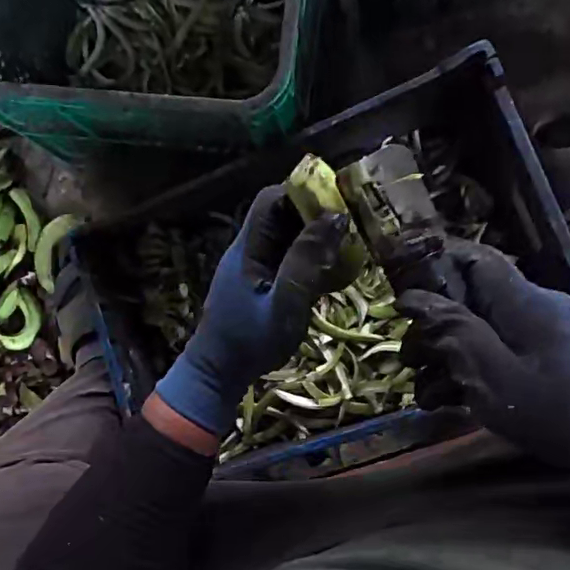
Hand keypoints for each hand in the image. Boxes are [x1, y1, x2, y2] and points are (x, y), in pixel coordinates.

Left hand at [153, 185, 351, 434]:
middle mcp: (250, 249)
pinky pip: (288, 258)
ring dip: (317, 238)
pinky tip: (333, 274)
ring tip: (348, 249)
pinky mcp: (261, 282)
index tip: (337, 203)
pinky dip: (311, 260)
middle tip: (352, 227)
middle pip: (283, 215)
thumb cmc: (249, 343)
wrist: (218, 375)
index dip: (303, 194)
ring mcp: (254, 266)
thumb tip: (335, 218)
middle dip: (317, 215)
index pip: (271, 199)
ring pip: (288, 236)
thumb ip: (306, 263)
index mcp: (248, 247)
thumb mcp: (283, 305)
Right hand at [397, 240, 569, 535]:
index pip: (475, 259)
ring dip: (459, 352)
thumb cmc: (565, 415)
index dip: (436, 265)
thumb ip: (458, 335)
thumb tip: (417, 299)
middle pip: (480, 297)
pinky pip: (515, 347)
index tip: (404, 295)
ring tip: (433, 393)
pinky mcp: (568, 354)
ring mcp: (559, 330)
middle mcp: (544, 306)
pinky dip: (486, 366)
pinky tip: (468, 399)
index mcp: (527, 303)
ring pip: (494, 327)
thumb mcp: (498, 380)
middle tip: (412, 361)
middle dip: (441, 324)